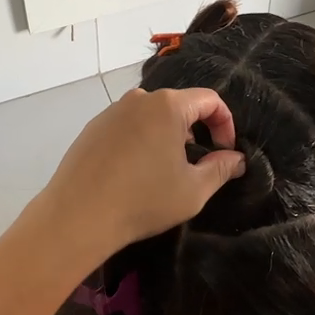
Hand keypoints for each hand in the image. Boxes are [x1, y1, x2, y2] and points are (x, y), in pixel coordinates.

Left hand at [40, 88, 245, 252]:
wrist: (78, 216)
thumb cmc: (143, 200)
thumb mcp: (193, 190)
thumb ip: (221, 169)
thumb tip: (236, 158)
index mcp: (168, 105)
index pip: (210, 100)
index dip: (225, 125)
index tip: (225, 153)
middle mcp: (139, 98)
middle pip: (179, 105)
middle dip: (195, 131)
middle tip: (196, 165)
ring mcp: (112, 111)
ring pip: (151, 116)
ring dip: (166, 137)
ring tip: (164, 171)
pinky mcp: (92, 127)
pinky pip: (127, 126)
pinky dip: (140, 142)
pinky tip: (134, 173)